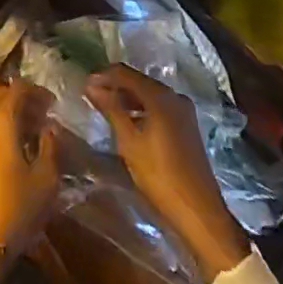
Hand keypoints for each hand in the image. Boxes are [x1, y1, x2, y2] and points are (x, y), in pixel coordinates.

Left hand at [0, 78, 59, 251]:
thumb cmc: (18, 205)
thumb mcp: (47, 177)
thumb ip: (51, 144)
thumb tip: (51, 126)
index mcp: (1, 120)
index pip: (17, 88)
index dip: (37, 90)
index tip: (55, 103)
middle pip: (4, 96)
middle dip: (27, 100)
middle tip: (48, 114)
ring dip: (17, 114)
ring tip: (40, 130)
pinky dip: (9, 128)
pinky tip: (25, 146)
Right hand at [87, 64, 249, 280]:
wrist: (198, 210)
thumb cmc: (159, 175)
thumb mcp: (129, 141)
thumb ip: (111, 109)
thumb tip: (92, 86)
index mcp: (161, 97)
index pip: (125, 73)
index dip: (103, 76)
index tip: (84, 86)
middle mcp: (175, 97)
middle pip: (139, 81)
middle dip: (115, 86)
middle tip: (92, 96)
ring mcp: (184, 111)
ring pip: (149, 94)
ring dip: (127, 98)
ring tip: (106, 108)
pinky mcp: (187, 126)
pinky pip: (159, 107)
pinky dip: (141, 109)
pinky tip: (128, 121)